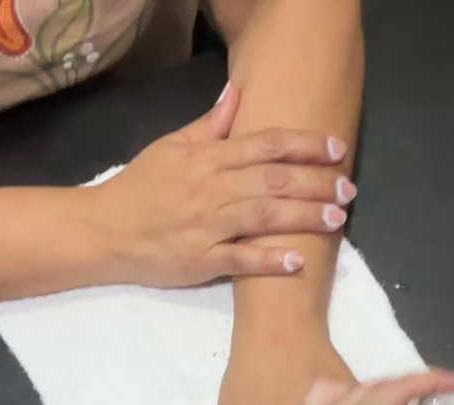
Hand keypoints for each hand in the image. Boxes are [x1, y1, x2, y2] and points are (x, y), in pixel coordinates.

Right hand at [87, 83, 354, 286]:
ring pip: (264, 217)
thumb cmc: (140, 189)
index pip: (264, 145)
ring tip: (336, 219)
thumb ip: (208, 126)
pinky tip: (297, 261)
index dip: (304, 146)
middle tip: (348, 188)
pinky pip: (240, 261)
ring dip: (303, 218)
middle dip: (315, 183)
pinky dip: (269, 261)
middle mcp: (213, 189)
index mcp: (208, 159)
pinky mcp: (201, 261)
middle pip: (273, 181)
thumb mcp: (171, 148)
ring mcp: (208, 226)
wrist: (105, 231)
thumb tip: (237, 95)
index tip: (336, 149)